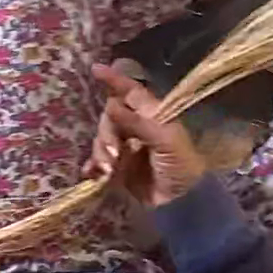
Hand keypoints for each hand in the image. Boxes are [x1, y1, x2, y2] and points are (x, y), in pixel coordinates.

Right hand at [85, 63, 204, 207]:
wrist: (181, 203)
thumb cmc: (180, 166)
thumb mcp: (165, 141)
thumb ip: (137, 123)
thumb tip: (110, 106)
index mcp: (153, 115)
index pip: (131, 92)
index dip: (115, 80)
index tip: (95, 70)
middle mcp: (137, 127)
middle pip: (110, 117)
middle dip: (108, 133)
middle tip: (115, 153)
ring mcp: (126, 147)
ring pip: (102, 138)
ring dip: (102, 152)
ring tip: (110, 170)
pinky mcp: (118, 167)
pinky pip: (98, 160)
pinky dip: (93, 165)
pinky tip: (92, 173)